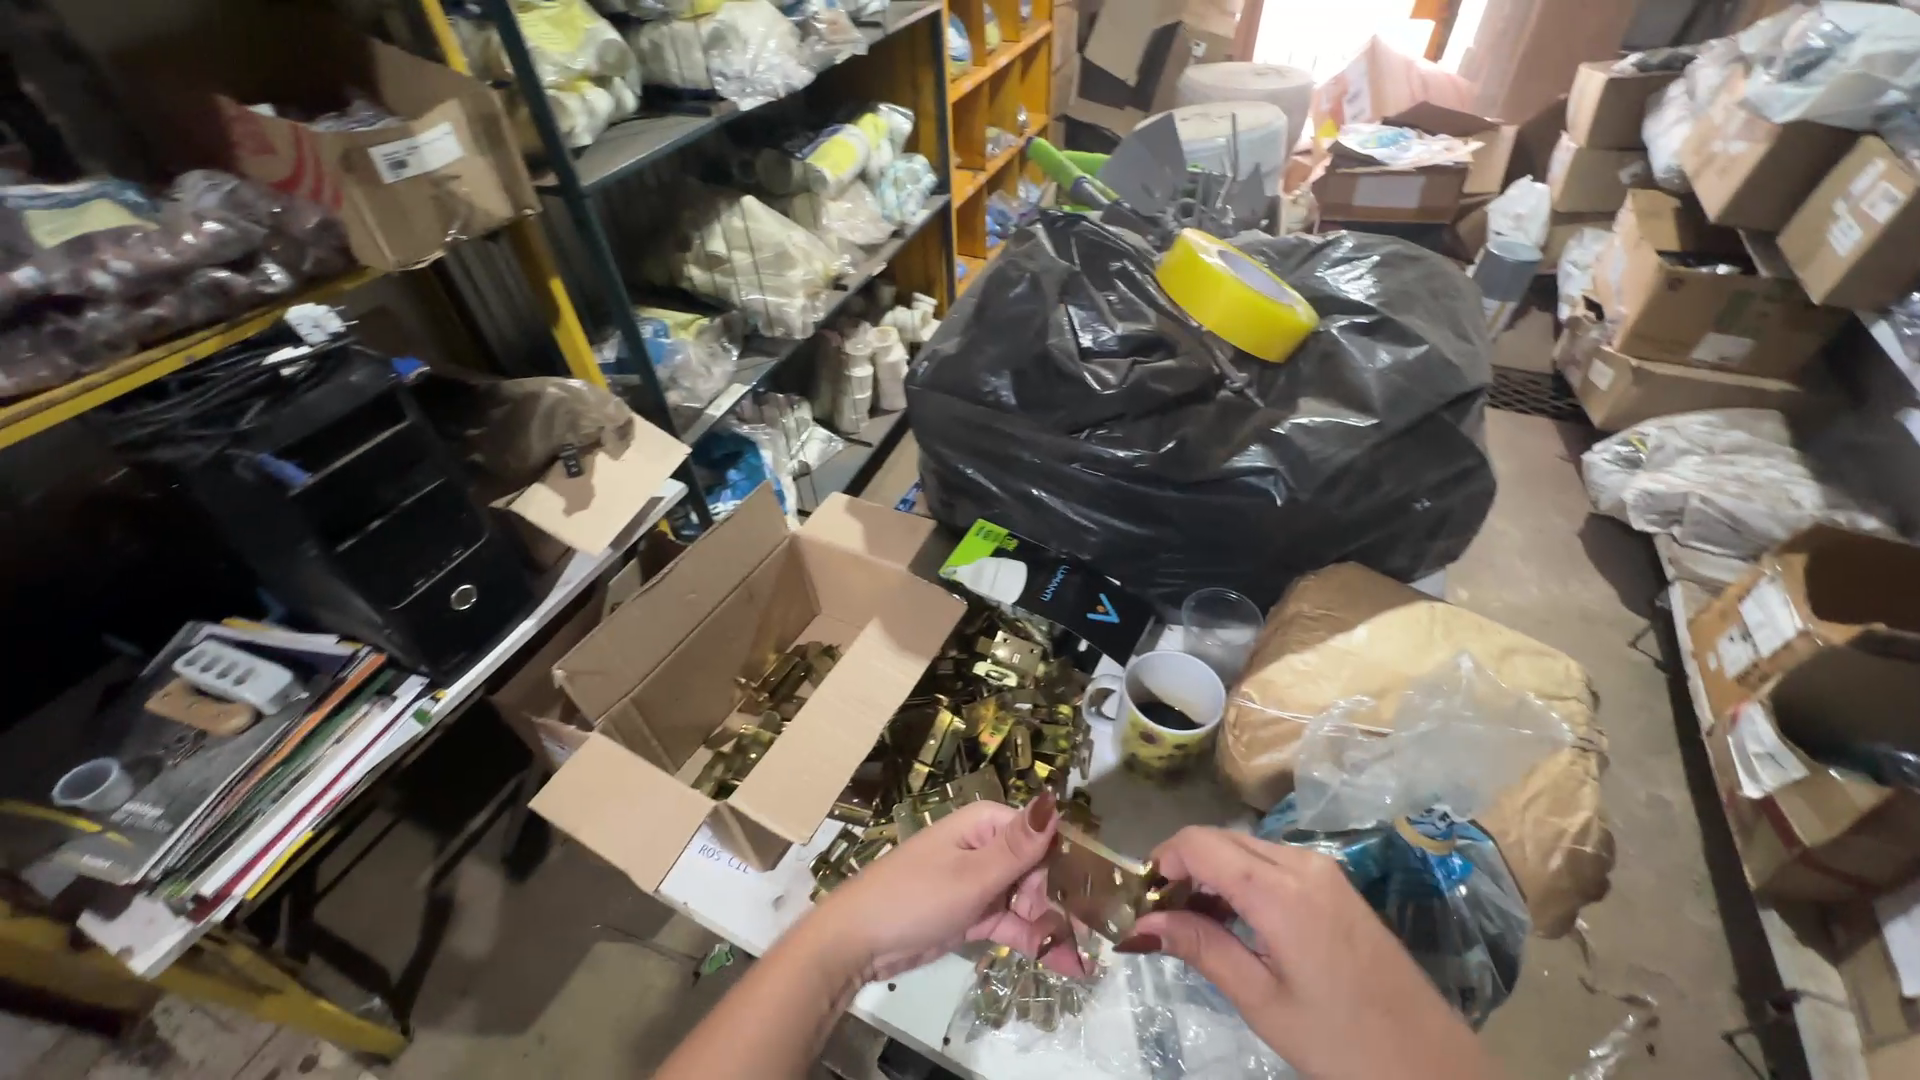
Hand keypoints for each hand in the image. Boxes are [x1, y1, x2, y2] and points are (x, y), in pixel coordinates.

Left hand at [805, 794, 1088, 982]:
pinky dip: (1035, 941)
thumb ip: (1018, 847)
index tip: (1091, 894)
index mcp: (984, 824)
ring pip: (1029, 900)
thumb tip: (1054, 800)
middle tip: (1089, 936)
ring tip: (1088, 958)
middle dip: (1062, 901)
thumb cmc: (915, 897)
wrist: (857, 942)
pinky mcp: (974, 914)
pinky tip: (1068, 963)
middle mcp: (986, 847)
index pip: (1039, 834)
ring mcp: (980, 883)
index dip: (1064, 862)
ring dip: (1055, 926)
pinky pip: (1012, 924)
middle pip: (1038, 869)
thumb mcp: (971, 875)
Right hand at [1122, 827, 1497, 1079]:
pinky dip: (1241, 878)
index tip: (1144, 899)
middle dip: (1183, 866)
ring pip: (1244, 847)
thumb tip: (1143, 922)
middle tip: (1162, 915)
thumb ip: (1201, 948)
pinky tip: (1235, 921)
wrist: (1435, 1068)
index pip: (1199, 842)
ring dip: (1211, 872)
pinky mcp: (1335, 885)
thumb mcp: (1262, 1001)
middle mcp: (1301, 863)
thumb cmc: (1342, 1044)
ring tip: (1194, 923)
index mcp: (1280, 891)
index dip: (1162, 860)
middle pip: (1220, 838)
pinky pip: (1271, 862)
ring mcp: (1323, 870)